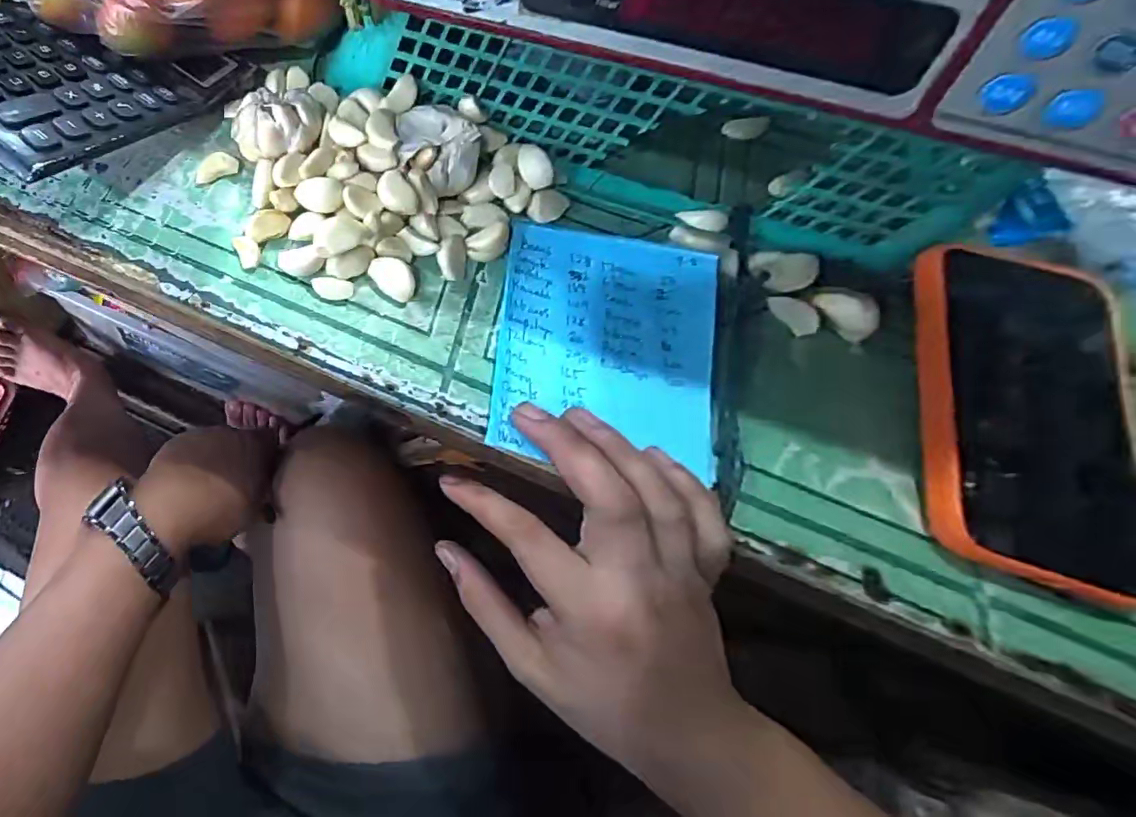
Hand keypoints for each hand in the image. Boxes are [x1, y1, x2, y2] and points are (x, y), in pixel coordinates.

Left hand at [133, 425, 277, 550]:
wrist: (168, 506)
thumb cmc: (218, 510)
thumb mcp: (252, 510)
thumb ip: (261, 492)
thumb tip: (262, 489)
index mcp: (252, 445)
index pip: (269, 440)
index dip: (268, 455)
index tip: (265, 473)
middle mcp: (227, 432)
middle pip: (240, 440)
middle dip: (241, 456)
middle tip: (238, 480)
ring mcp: (199, 433)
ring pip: (215, 442)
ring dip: (216, 457)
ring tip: (210, 482)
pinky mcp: (176, 440)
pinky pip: (193, 448)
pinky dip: (194, 460)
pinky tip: (188, 480)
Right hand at [435, 404, 746, 780]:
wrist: (696, 740)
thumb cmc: (601, 704)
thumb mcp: (529, 667)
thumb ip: (484, 605)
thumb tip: (444, 549)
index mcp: (590, 609)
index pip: (527, 537)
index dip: (483, 501)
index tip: (451, 479)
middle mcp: (640, 582)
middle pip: (611, 496)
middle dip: (566, 445)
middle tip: (526, 413)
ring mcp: (682, 573)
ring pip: (657, 494)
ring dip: (615, 445)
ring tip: (575, 414)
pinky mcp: (707, 572)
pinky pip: (704, 514)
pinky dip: (680, 476)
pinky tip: (648, 451)